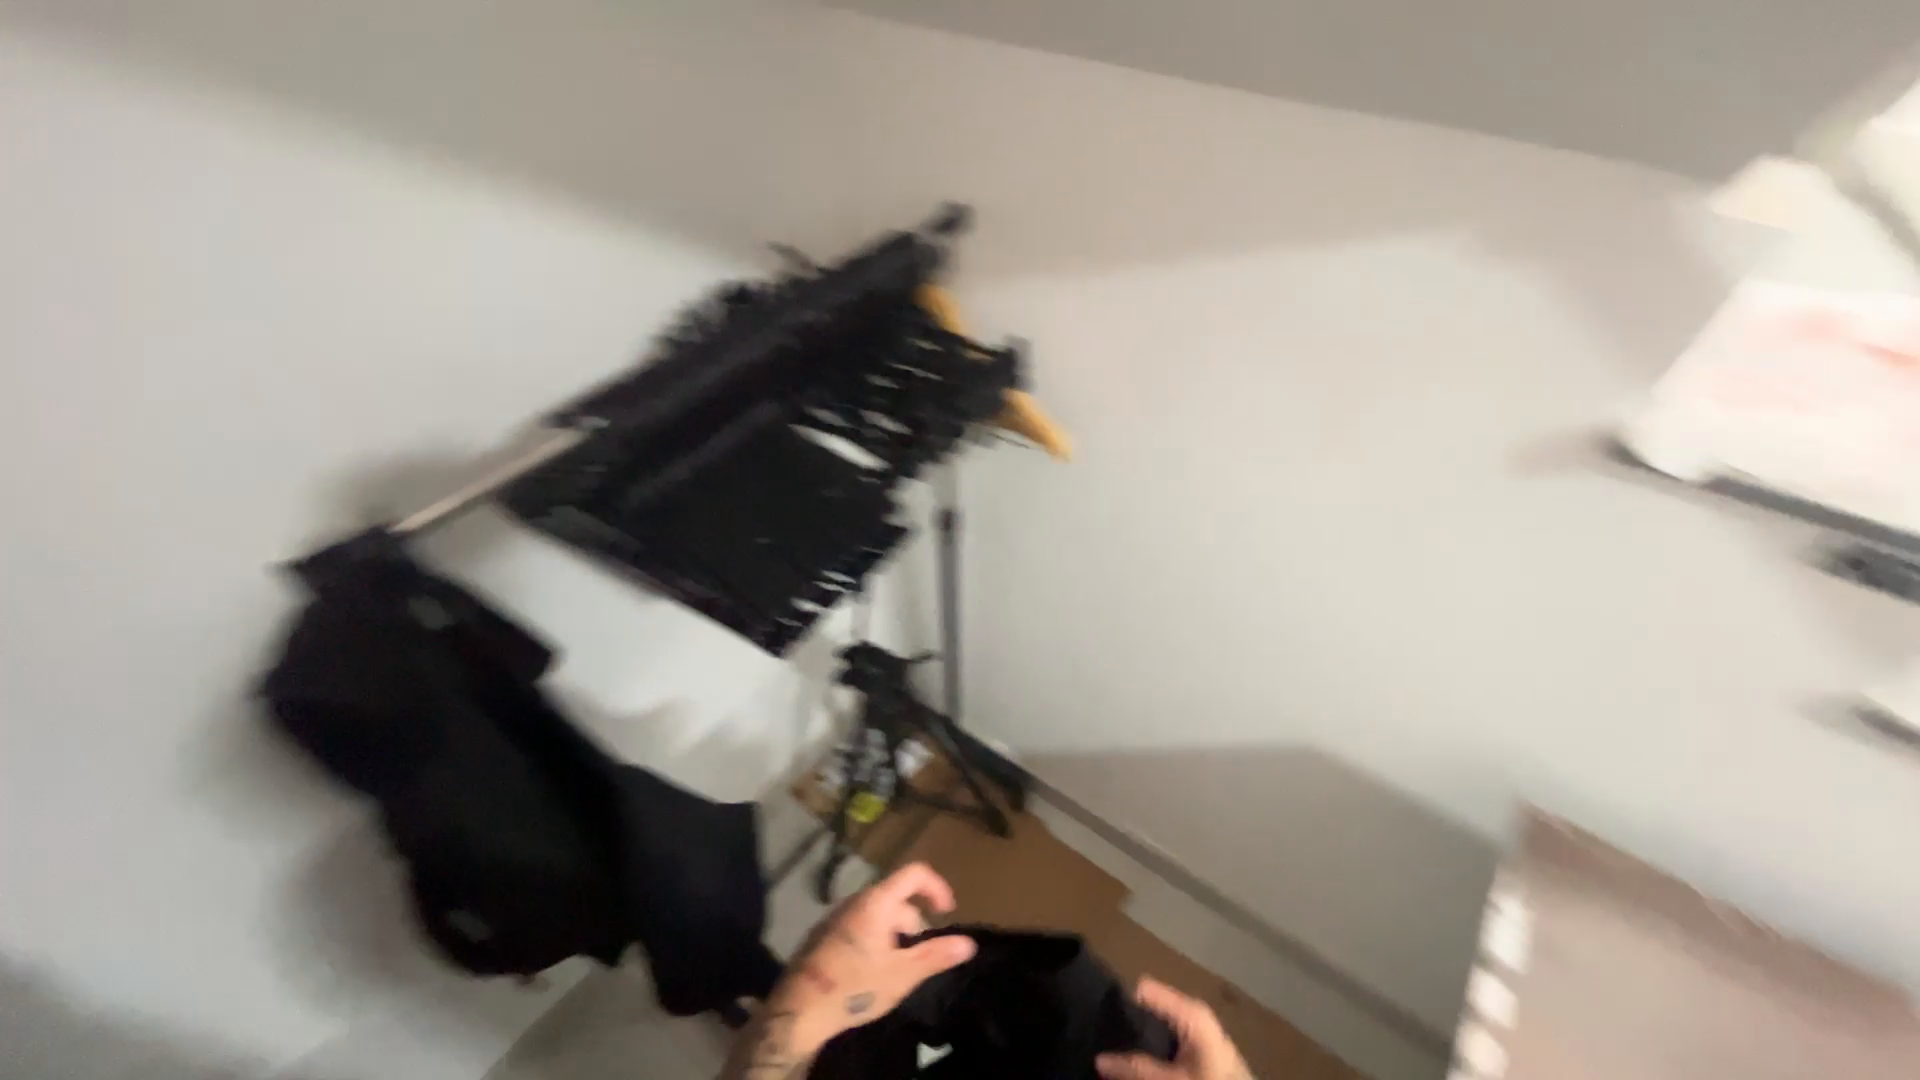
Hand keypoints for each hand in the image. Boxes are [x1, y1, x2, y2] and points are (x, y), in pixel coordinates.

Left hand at [771, 862, 977, 1056]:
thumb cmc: (854, 986)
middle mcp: (856, 900)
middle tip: (919, 956)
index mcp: (876, 901)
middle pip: (897, 897)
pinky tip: (871, 970)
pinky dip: (875, 937)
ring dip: (895, 932)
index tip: (947, 912)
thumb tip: (969, 943)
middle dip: (915, 922)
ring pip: (878, 913)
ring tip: (897, 967)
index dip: (937, 886)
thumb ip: (936, 955)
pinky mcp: (825, 933)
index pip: (914, 873)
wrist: (798, 1010)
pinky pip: (860, 923)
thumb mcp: (902, 974)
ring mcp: (837, 915)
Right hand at [1096, 978, 1253, 1079]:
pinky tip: (1142, 1060)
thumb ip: (1137, 1070)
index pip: (1145, 989)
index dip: (1123, 1004)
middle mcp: (1192, 1011)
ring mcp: (1196, 1026)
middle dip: (1129, 1022)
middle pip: (1150, 1005)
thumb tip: (1099, 1059)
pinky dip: (1153, 1045)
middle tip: (1105, 1036)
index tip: (1103, 1018)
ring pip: (1157, 1022)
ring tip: (1116, 1048)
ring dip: (1140, 1036)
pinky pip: (1166, 1034)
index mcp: (1191, 1011)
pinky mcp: (1198, 1043)